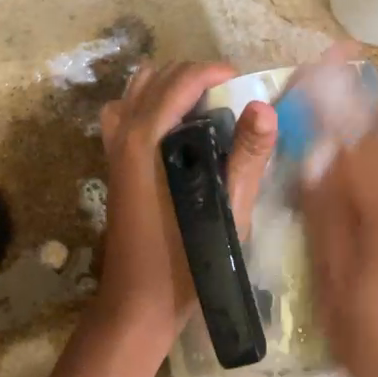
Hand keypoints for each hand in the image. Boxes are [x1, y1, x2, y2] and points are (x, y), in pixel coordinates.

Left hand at [95, 61, 275, 344]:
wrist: (137, 304)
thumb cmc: (186, 260)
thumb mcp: (227, 210)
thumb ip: (247, 156)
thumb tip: (265, 106)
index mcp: (148, 138)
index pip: (184, 79)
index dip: (217, 72)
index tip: (247, 86)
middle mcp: (125, 131)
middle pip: (162, 75)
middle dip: (198, 76)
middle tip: (234, 98)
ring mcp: (114, 144)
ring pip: (140, 87)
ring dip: (173, 85)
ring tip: (207, 107)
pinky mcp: (113, 160)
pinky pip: (126, 110)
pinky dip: (148, 102)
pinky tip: (173, 126)